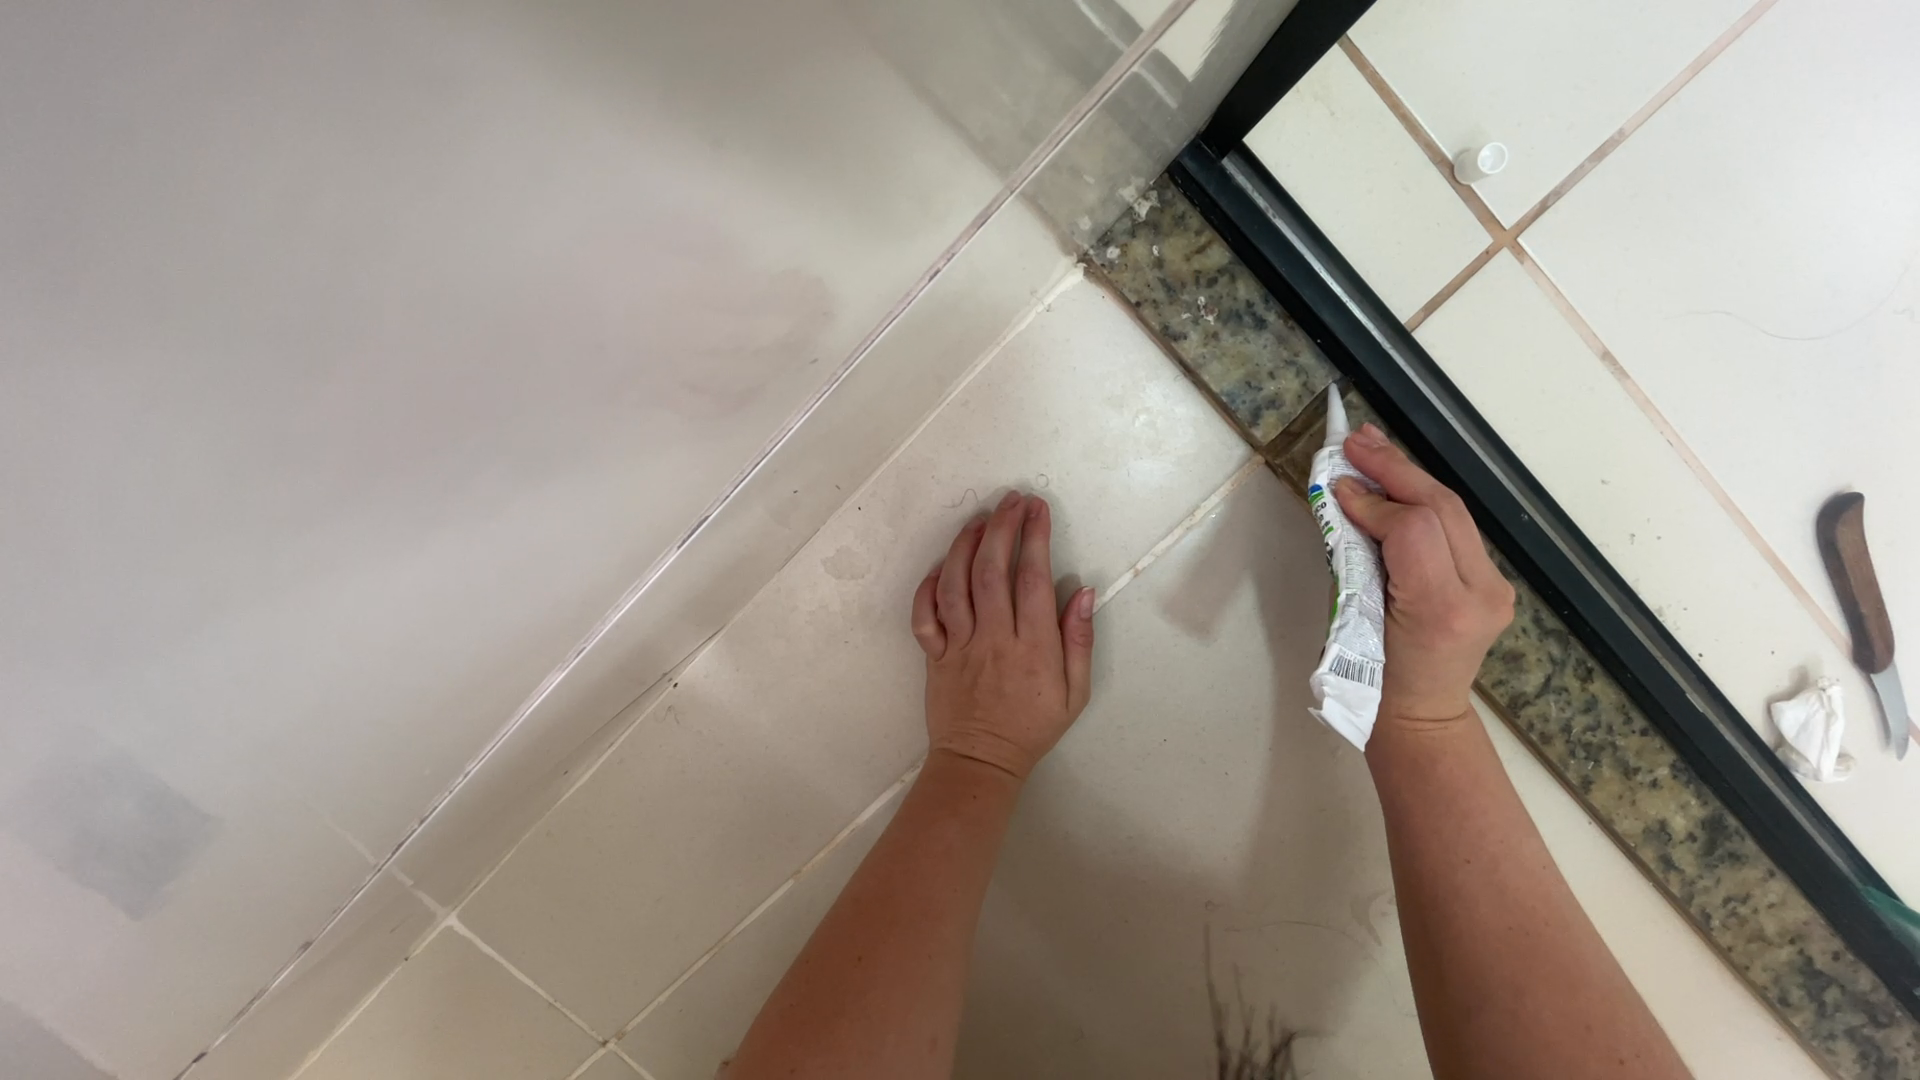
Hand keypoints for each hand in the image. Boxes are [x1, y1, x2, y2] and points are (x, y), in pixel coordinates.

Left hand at [911, 491, 1095, 779]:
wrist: (981, 762)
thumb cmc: (1032, 726)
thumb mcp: (1075, 693)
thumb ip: (1079, 641)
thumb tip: (1085, 591)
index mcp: (1033, 648)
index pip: (1033, 580)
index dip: (1035, 538)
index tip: (1038, 509)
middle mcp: (993, 640)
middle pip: (992, 572)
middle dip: (1002, 528)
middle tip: (1010, 501)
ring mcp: (959, 646)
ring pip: (956, 585)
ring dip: (965, 546)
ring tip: (979, 520)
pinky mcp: (933, 656)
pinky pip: (924, 617)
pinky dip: (927, 588)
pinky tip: (941, 566)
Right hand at [1335, 424, 1514, 726]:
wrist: (1420, 715)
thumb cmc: (1372, 680)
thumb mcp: (1352, 621)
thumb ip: (1354, 561)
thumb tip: (1344, 501)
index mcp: (1443, 609)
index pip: (1414, 530)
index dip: (1373, 501)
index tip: (1336, 486)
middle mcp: (1482, 592)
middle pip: (1442, 508)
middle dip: (1394, 469)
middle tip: (1354, 441)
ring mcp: (1494, 585)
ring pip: (1452, 510)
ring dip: (1407, 475)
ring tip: (1370, 447)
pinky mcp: (1491, 579)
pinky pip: (1453, 527)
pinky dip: (1419, 498)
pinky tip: (1393, 480)